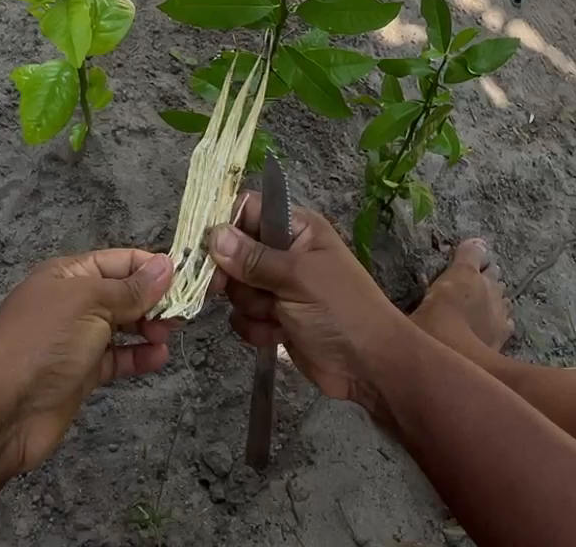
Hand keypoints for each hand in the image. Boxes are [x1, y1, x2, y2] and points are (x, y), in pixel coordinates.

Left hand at [0, 250, 175, 472]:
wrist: (1, 411)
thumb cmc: (43, 343)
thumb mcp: (90, 302)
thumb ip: (131, 288)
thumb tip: (167, 264)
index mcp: (69, 274)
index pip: (119, 261)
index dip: (152, 266)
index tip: (186, 277)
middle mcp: (73, 302)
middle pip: (123, 293)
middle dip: (154, 299)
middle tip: (183, 312)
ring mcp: (77, 339)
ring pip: (123, 325)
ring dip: (150, 327)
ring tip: (170, 334)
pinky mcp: (82, 374)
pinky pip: (118, 357)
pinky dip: (139, 356)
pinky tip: (158, 358)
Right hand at [208, 196, 411, 414]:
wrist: (369, 366)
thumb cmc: (341, 310)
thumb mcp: (298, 277)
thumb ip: (253, 258)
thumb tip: (214, 234)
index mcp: (296, 228)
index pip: (248, 210)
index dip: (224, 225)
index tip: (206, 248)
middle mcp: (285, 251)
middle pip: (234, 251)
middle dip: (236, 276)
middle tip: (235, 289)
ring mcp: (279, 286)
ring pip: (237, 287)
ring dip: (251, 306)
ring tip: (276, 315)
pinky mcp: (275, 317)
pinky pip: (244, 316)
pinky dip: (256, 328)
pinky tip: (278, 335)